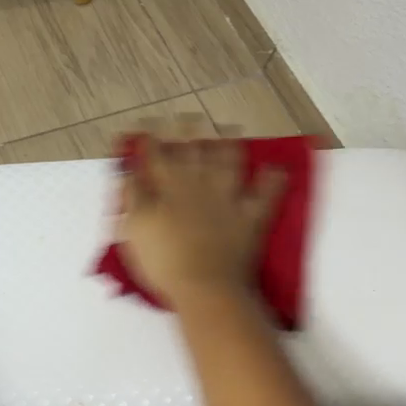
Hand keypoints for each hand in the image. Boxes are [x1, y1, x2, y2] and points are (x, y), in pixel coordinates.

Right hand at [117, 117, 285, 307]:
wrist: (205, 288)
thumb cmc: (162, 261)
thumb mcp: (133, 229)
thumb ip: (131, 195)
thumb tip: (129, 170)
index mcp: (167, 186)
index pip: (156, 154)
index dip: (150, 139)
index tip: (146, 128)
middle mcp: (198, 184)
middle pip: (193, 150)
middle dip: (188, 130)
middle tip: (187, 117)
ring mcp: (228, 198)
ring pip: (229, 161)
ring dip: (228, 143)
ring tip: (228, 128)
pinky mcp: (251, 216)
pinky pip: (267, 194)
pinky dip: (272, 180)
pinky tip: (276, 168)